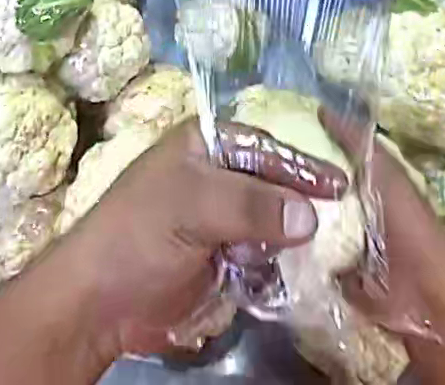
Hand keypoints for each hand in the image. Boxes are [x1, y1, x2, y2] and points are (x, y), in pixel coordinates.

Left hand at [38, 118, 347, 358]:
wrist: (99, 300)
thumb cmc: (140, 232)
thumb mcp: (192, 205)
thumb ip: (251, 206)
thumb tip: (309, 215)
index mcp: (204, 143)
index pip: (264, 145)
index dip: (300, 163)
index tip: (340, 184)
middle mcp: (216, 174)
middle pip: (271, 182)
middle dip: (302, 200)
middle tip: (345, 219)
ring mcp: (219, 217)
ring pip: (270, 219)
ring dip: (293, 236)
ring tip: (328, 249)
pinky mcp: (221, 256)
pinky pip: (262, 254)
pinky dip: (278, 263)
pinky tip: (296, 273)